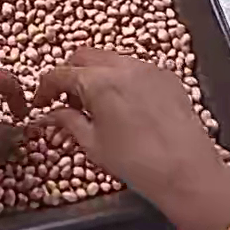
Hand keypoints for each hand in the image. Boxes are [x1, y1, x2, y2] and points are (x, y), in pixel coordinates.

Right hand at [33, 48, 229, 229]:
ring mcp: (148, 68)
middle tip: (64, 99)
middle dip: (69, 74)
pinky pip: (134, 68)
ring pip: (110, 59)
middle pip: (84, 56)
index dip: (45, 88)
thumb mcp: (93, 144)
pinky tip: (121, 104)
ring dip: (94, 74)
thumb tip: (51, 113)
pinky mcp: (167, 77)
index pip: (61, 73)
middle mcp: (123, 66)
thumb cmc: (136, 163)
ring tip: (93, 104)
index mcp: (99, 81)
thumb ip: (68, 121)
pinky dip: (119, 78)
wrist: (189, 173)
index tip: (41, 103)